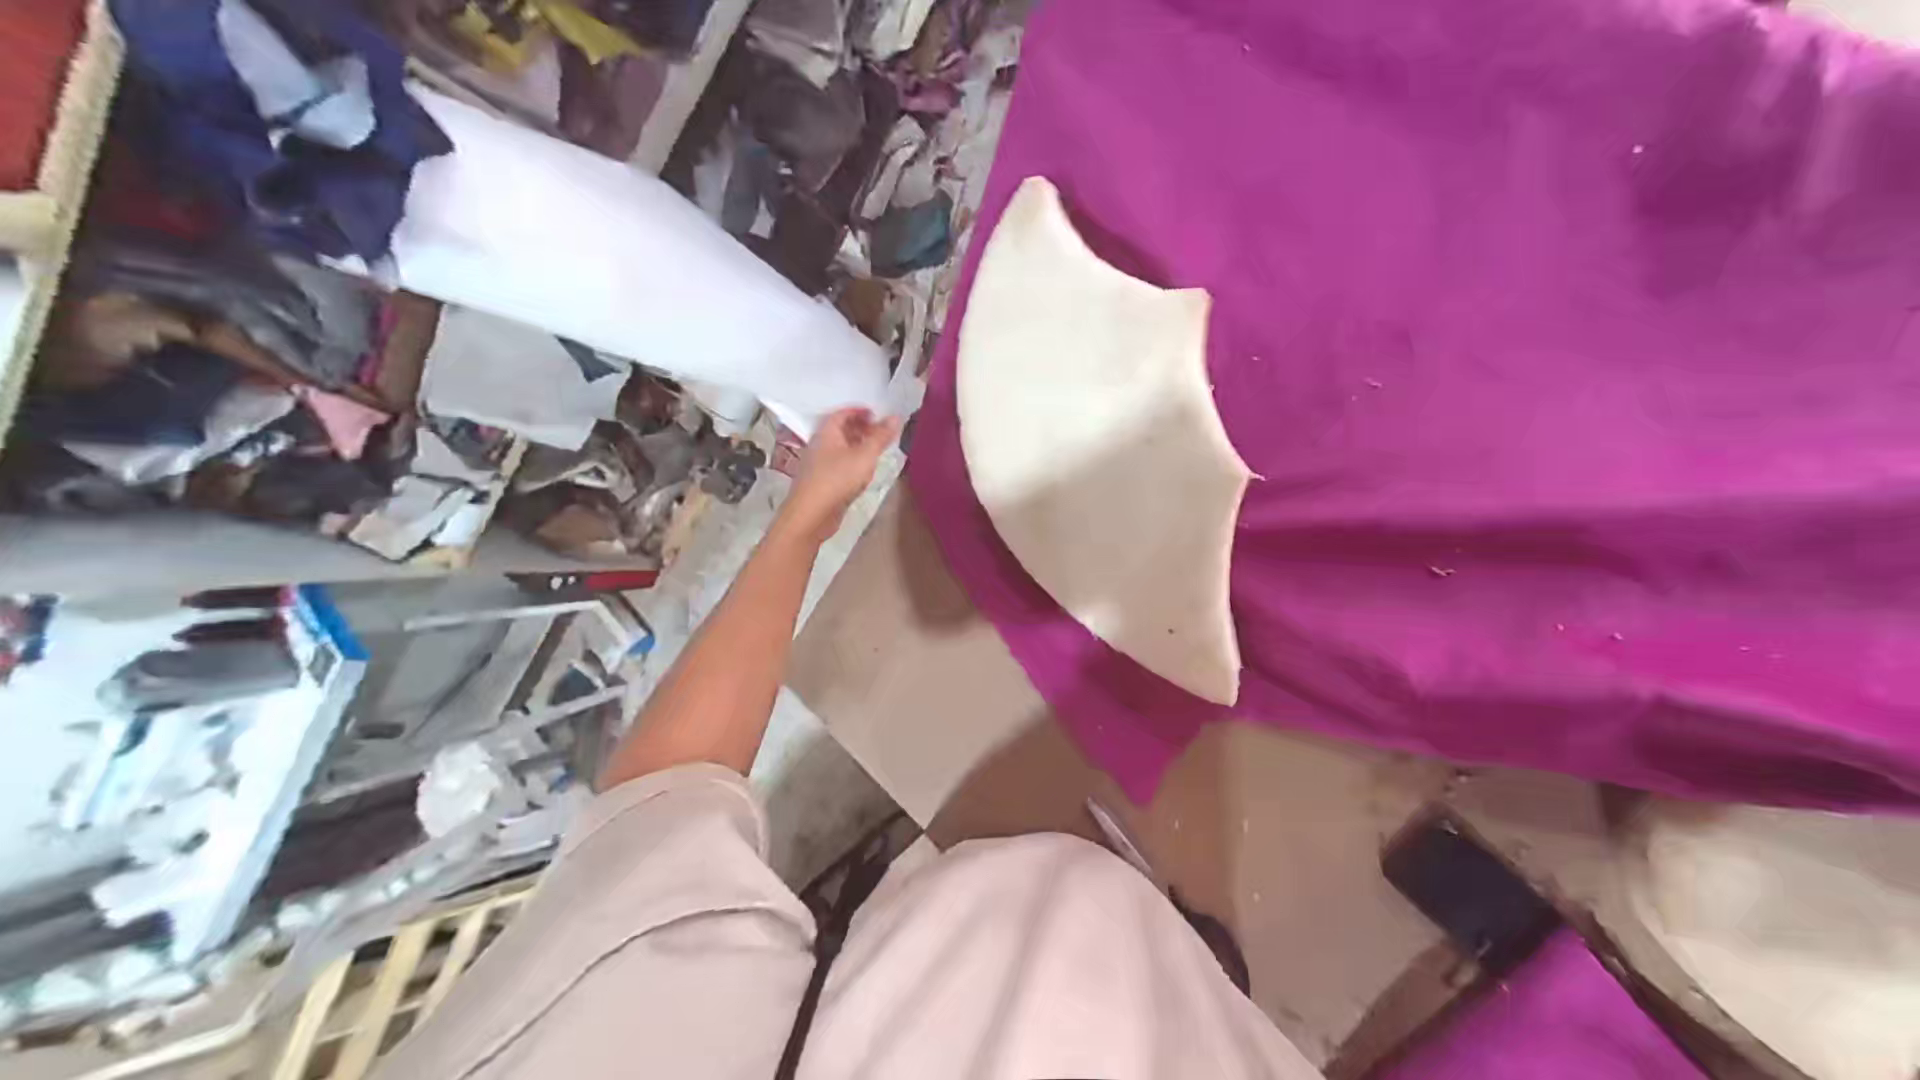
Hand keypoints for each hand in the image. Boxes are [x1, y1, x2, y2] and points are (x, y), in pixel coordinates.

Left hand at [779, 407, 900, 543]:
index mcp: (826, 433)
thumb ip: (880, 437)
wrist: (811, 515)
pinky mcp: (822, 483)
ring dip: (858, 446)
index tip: (877, 413)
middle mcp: (820, 446)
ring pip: (840, 449)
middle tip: (881, 431)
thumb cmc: (837, 480)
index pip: (841, 413)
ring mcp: (819, 465)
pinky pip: (839, 465)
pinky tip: (864, 471)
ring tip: (877, 450)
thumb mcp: (865, 456)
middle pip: (840, 430)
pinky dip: (853, 463)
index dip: (859, 411)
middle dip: (860, 428)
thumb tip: (895, 417)